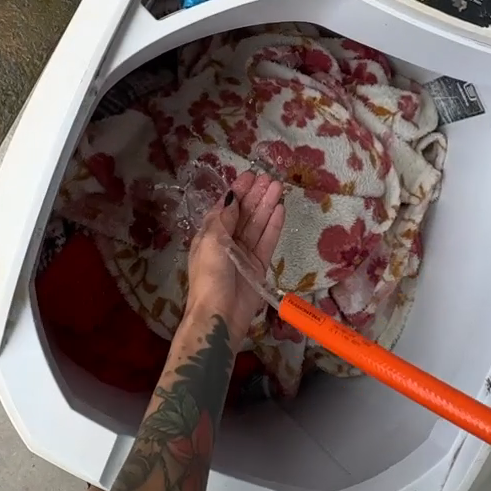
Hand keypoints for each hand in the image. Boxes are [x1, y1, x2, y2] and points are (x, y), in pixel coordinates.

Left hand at [183, 171, 284, 347]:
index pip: (226, 207)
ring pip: (257, 224)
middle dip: (256, 195)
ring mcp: (244, 253)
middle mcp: (227, 241)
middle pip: (244, 213)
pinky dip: (273, 225)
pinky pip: (267, 241)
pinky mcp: (258, 266)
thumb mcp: (212, 241)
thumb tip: (231, 196)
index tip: (251, 175)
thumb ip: (224, 217)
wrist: (219, 315)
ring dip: (267, 205)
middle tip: (270, 178)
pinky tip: (281, 209)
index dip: (238, 191)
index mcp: (210, 234)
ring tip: (279, 187)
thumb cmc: (210, 275)